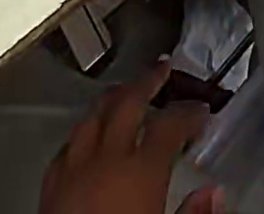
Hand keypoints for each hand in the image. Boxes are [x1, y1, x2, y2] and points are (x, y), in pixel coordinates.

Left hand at [40, 64, 218, 213]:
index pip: (170, 125)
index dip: (188, 113)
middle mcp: (106, 160)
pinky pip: (66, 147)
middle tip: (162, 69)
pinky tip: (88, 137)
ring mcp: (72, 172)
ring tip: (126, 90)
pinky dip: (83, 133)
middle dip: (147, 81)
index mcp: (140, 172)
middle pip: (127, 103)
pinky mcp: (48, 191)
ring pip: (92, 116)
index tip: (201, 110)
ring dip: (113, 98)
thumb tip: (214, 194)